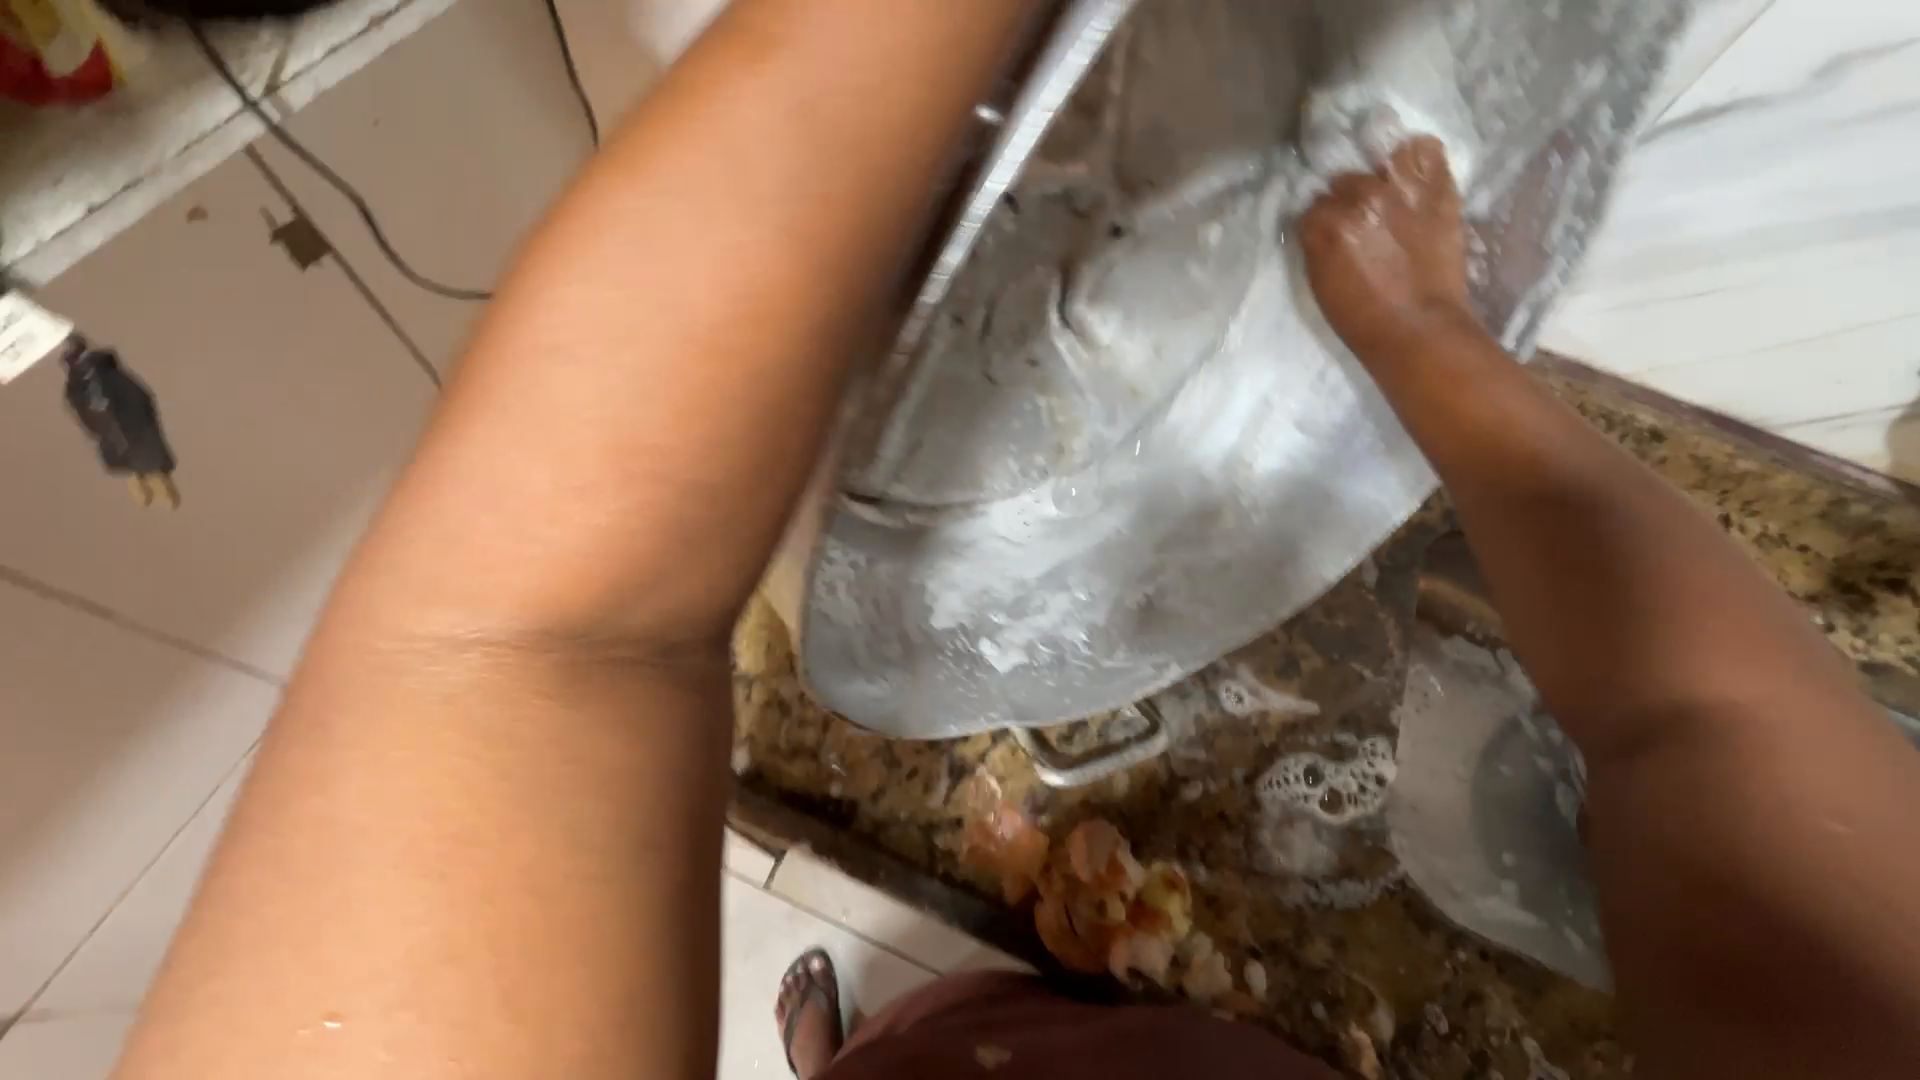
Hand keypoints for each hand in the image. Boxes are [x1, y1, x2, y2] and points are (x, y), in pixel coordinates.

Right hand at [1300, 137, 1479, 359]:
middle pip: (1343, 182)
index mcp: (1325, 227)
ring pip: (1380, 162)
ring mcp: (1402, 190)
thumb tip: (1319, 224)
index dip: (1321, 221)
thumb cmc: (1360, 319)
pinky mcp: (1437, 188)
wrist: (1417, 329)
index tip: (1329, 233)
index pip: (1312, 206)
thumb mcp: (1319, 282)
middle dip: (1346, 200)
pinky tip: (1413, 177)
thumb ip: (1315, 244)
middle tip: (1359, 222)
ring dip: (1379, 179)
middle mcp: (1360, 199)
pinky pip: (1424, 150)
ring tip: (1386, 198)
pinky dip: (1417, 160)